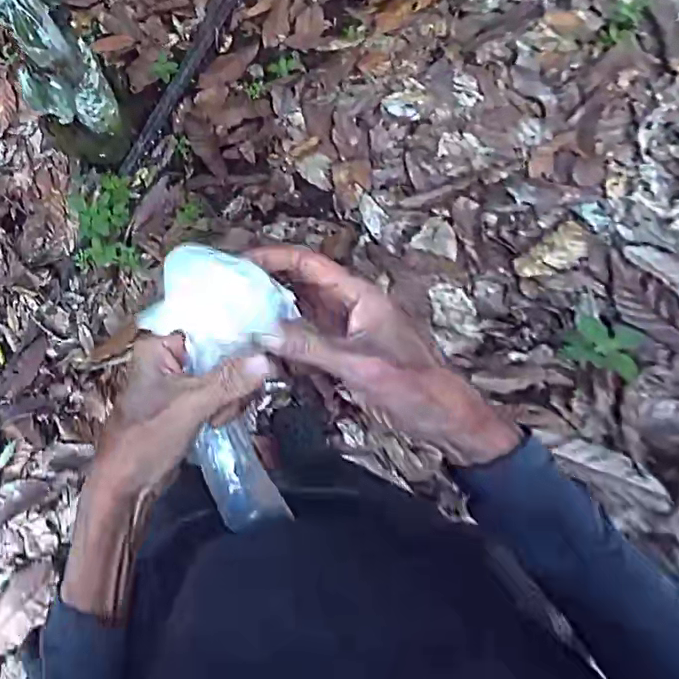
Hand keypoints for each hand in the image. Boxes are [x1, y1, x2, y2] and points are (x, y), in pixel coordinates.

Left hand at [63, 332, 269, 621]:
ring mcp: (177, 380)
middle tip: (231, 401)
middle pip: (218, 350)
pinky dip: (224, 405)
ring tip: (218, 418)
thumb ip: (228, 381)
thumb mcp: (190, 405)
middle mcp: (167, 356)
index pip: (205, 325)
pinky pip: (217, 392)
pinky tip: (219, 422)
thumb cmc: (146, 438)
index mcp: (158, 344)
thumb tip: (266, 360)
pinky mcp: (186, 402)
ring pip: (221, 374)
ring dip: (229, 396)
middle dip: (231, 377)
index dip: (235, 335)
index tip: (262, 348)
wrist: (126, 486)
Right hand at [245, 244, 521, 466]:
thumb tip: (263, 330)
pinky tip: (266, 351)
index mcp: (358, 294)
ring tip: (239, 317)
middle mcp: (348, 305)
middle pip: (299, 285)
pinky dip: (286, 343)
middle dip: (266, 284)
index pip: (308, 263)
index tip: (240, 261)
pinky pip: (306, 340)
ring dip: (273, 315)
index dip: (273, 256)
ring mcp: (345, 329)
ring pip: (300, 313)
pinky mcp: (343, 352)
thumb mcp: (359, 364)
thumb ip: (311, 346)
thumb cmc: (414, 386)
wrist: (449, 422)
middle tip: (230, 290)